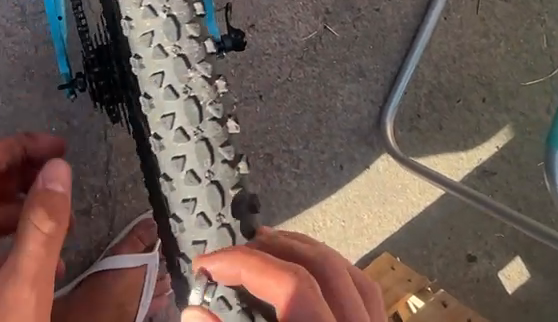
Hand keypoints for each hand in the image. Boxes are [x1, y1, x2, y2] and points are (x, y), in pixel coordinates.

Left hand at [0, 132, 72, 321]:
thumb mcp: (25, 287)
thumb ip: (42, 223)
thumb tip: (58, 166)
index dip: (22, 146)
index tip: (61, 148)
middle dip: (24, 173)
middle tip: (64, 174)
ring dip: (22, 208)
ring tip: (63, 218)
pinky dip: (14, 240)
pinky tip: (46, 261)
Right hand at [182, 228, 383, 321]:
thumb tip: (193, 310)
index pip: (288, 285)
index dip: (241, 265)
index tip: (206, 267)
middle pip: (321, 267)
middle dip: (273, 248)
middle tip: (236, 251)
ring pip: (347, 273)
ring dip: (302, 250)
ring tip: (267, 247)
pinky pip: (365, 291)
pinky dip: (332, 269)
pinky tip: (308, 271)